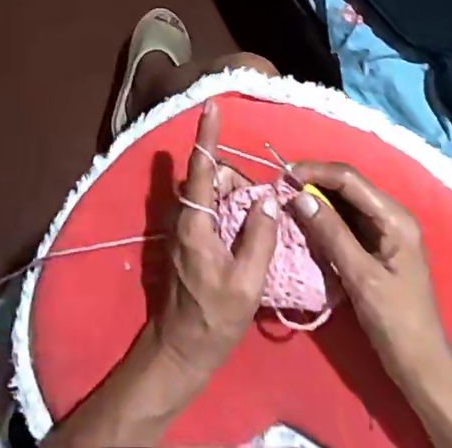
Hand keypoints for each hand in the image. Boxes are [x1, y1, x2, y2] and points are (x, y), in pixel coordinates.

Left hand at [42, 100, 277, 446]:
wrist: (181, 347)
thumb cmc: (213, 317)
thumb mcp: (246, 282)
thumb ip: (259, 237)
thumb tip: (269, 199)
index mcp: (195, 221)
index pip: (201, 167)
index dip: (207, 134)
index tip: (211, 104)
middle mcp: (184, 215)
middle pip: (215, 177)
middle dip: (240, 183)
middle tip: (264, 213)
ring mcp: (184, 225)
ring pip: (215, 192)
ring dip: (238, 199)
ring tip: (258, 230)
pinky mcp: (189, 236)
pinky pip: (213, 208)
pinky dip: (231, 210)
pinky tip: (248, 232)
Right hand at [289, 162, 451, 447]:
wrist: (421, 365)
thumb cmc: (396, 321)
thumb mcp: (361, 277)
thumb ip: (332, 233)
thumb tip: (300, 197)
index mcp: (395, 217)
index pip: (349, 178)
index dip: (315, 171)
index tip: (283, 177)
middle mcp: (391, 215)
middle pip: (346, 184)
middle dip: (313, 182)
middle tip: (280, 187)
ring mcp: (384, 230)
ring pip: (344, 200)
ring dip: (316, 198)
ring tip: (286, 200)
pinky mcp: (375, 245)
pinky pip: (345, 220)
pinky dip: (323, 216)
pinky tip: (304, 220)